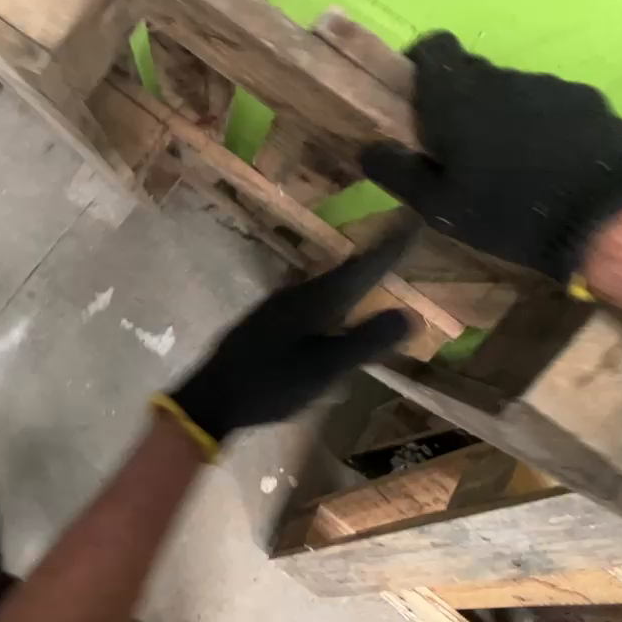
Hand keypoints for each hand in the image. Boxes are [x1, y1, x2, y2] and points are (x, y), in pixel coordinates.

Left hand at [170, 230, 414, 440]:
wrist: (210, 399)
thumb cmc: (269, 384)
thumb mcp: (323, 369)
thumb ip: (365, 342)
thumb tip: (411, 314)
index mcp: (312, 301)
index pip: (359, 268)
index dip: (388, 249)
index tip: (411, 222)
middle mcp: (292, 296)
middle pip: (340, 274)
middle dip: (370, 262)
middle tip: (395, 246)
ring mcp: (273, 310)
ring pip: (321, 290)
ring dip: (347, 283)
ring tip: (367, 278)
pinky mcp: (261, 327)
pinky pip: (306, 305)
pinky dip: (328, 303)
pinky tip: (326, 317)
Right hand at [361, 31, 621, 281]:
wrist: (600, 220)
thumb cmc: (504, 214)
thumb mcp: (436, 208)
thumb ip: (397, 172)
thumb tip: (368, 148)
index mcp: (458, 99)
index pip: (434, 47)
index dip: (422, 66)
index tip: (418, 99)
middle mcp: (503, 79)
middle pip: (472, 73)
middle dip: (458, 101)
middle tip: (457, 148)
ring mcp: (551, 86)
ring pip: (512, 90)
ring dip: (501, 115)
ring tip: (507, 162)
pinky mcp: (589, 101)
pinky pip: (551, 104)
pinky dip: (540, 126)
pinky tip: (547, 165)